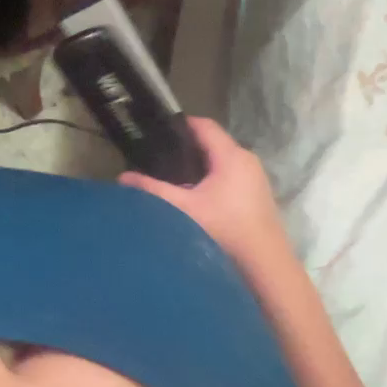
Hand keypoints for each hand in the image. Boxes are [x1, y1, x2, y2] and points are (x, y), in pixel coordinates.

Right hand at [120, 118, 293, 273]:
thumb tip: (123, 178)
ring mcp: (254, 176)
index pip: (204, 125)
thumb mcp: (183, 208)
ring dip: (198, 162)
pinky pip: (229, 172)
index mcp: (230, 156)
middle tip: (158, 154)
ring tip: (172, 173)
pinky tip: (194, 192)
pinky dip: (211, 174)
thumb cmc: (224, 228)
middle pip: (212, 141)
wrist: (264, 262)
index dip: (180, 124)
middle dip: (186, 145)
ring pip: (221, 158)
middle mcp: (246, 159)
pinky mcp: (256, 192)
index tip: (156, 131)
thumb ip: (153, 189)